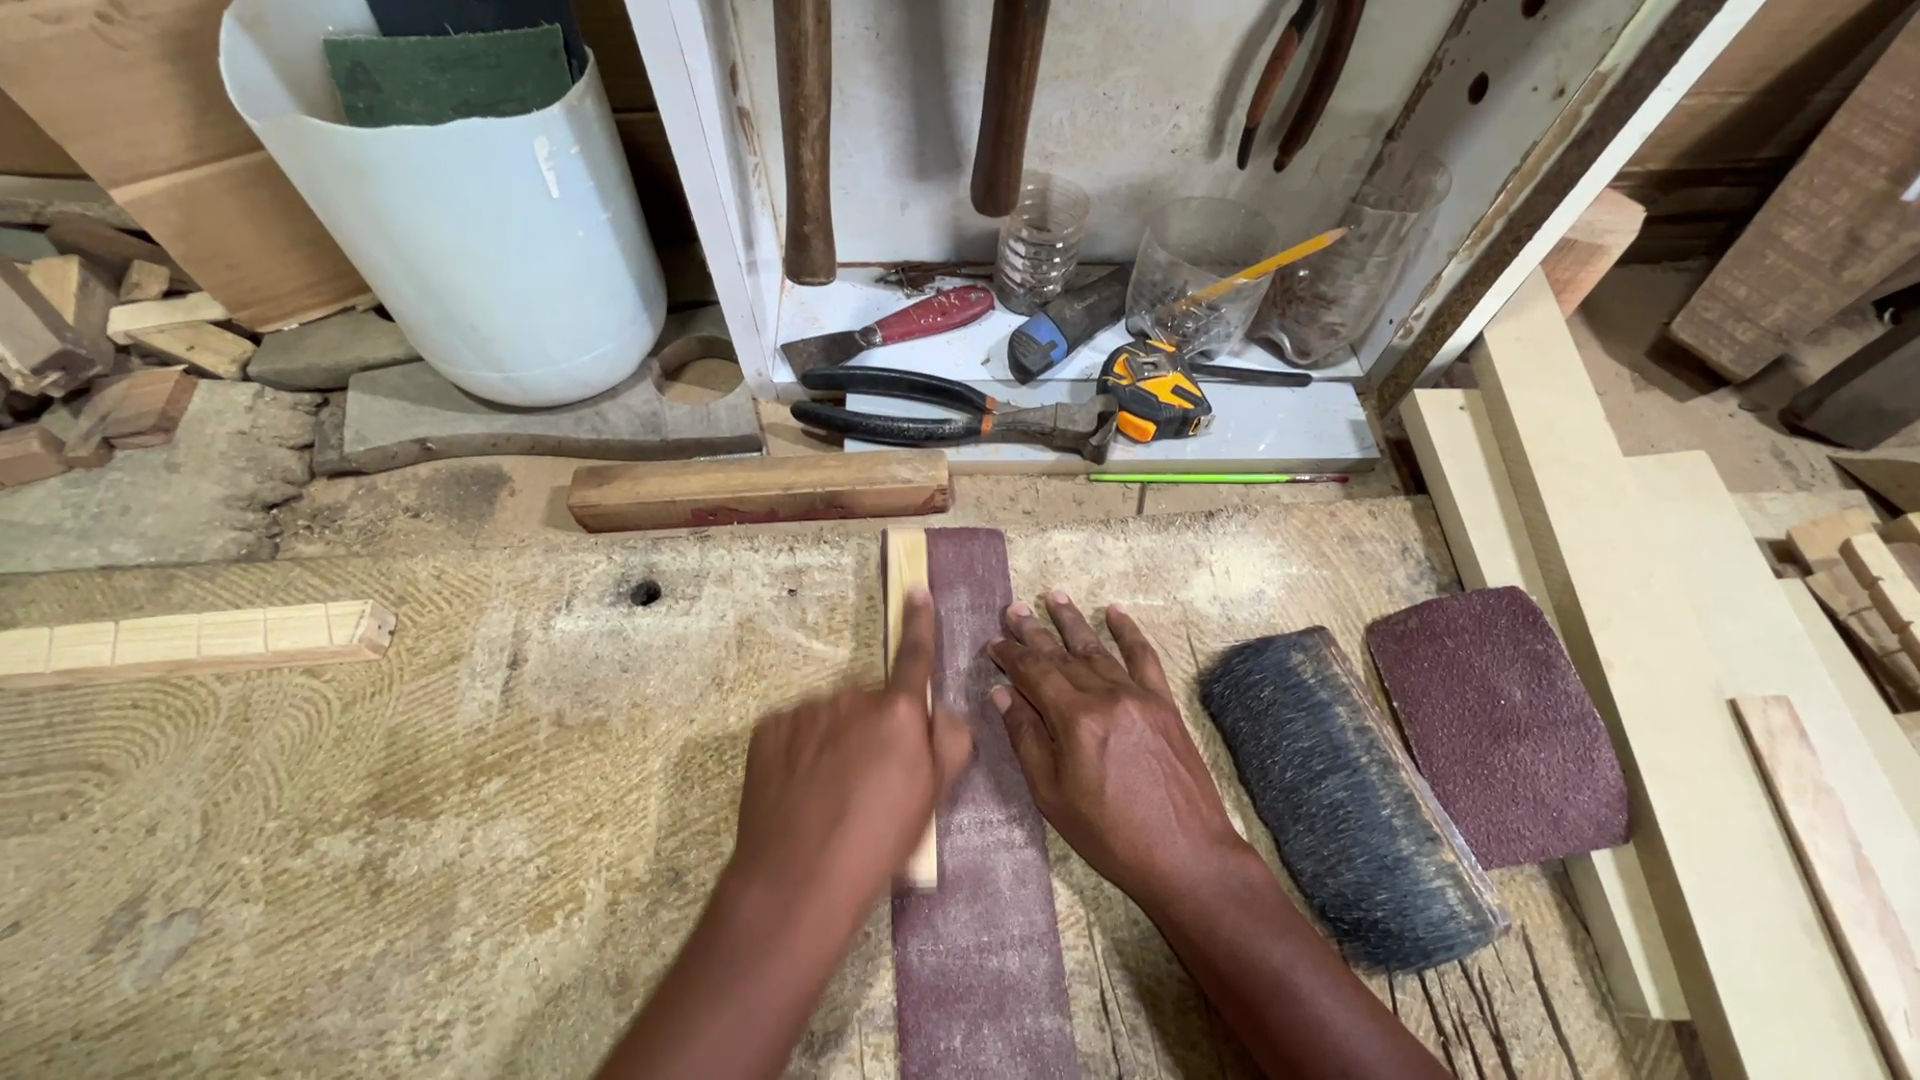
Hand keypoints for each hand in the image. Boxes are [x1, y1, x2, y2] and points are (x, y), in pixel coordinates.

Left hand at [728, 587, 973, 926]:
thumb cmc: (879, 841)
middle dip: (875, 730)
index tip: (917, 591)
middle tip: (870, 783)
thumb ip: (949, 742)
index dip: (920, 623)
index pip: (916, 656)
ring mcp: (806, 711)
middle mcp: (853, 698)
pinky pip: (795, 731)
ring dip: (836, 742)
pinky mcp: (768, 728)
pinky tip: (800, 790)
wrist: (798, 877)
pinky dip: (801, 753)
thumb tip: (940, 710)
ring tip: (830, 795)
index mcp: (900, 712)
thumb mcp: (934, 798)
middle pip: (872, 704)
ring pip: (832, 718)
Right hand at [987, 592, 1253, 908]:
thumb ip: (1026, 739)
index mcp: (1075, 719)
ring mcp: (1139, 696)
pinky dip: (1128, 632)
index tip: (992, 643)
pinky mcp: (1164, 704)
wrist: (1186, 855)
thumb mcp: (1052, 796)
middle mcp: (1107, 696)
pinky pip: (1144, 657)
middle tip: (1013, 608)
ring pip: (1098, 649)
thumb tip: (1002, 693)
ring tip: (1054, 596)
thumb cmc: (1109, 834)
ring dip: (1072, 622)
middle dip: (1033, 631)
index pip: (1034, 673)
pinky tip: (1115, 612)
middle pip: (1062, 654)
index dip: (1009, 656)